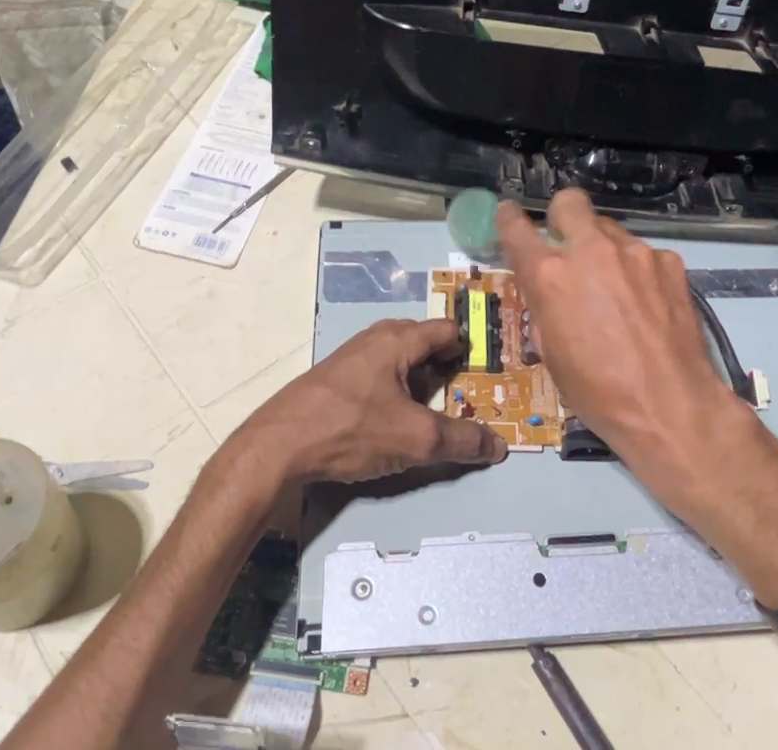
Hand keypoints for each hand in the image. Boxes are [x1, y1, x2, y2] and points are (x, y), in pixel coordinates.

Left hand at [232, 318, 507, 483]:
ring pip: (398, 362)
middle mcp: (374, 339)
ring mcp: (350, 359)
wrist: (277, 447)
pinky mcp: (333, 382)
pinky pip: (377, 378)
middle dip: (446, 367)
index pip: (447, 331)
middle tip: (464, 397)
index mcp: (398, 339)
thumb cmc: (351, 430)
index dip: (470, 351)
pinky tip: (393, 424)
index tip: (486, 377)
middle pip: (423, 343)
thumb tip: (500, 446)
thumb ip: (461, 440)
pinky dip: (394, 393)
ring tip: (432, 414)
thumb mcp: (416, 439)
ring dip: (419, 383)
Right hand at [494, 191, 757, 501]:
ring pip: (609, 230)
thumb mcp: (550, 352)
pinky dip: (637, 270)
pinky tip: (646, 303)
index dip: (507, 218)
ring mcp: (635, 253)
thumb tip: (544, 288)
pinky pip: (643, 254)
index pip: (517, 229)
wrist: (670, 406)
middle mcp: (591, 251)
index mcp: (551, 276)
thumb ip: (542, 306)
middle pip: (569, 202)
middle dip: (562, 216)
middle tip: (566, 243)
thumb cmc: (597, 392)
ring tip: (613, 288)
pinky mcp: (669, 262)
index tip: (508, 215)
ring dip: (602, 249)